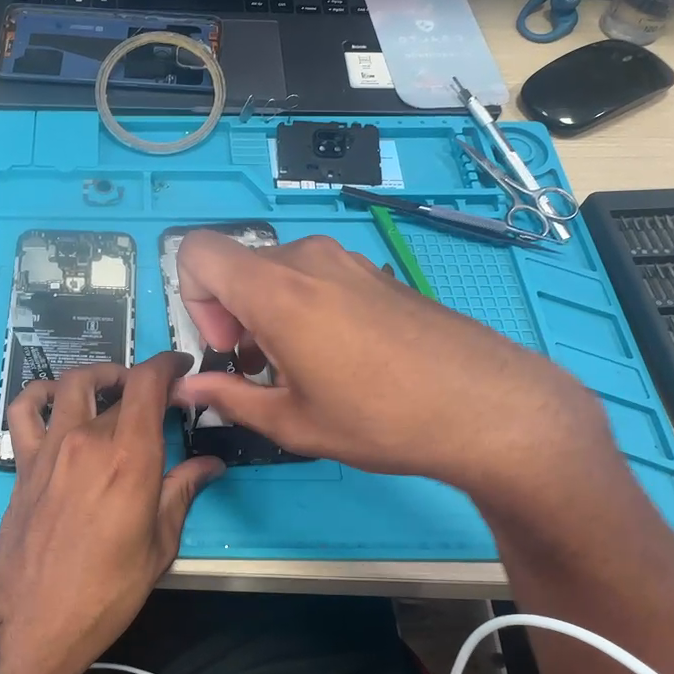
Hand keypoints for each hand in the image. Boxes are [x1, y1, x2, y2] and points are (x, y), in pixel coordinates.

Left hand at [0, 353, 224, 673]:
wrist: (35, 617)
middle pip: (116, 386)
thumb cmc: (108, 589)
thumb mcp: (160, 544)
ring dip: (97, 377)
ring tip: (111, 389)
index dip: (167, 365)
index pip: (148, 383)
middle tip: (155, 398)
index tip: (181, 368)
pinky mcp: (25, 462)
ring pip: (72, 384)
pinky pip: (25, 411)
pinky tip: (56, 402)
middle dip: (141, 382)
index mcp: (131, 457)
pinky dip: (40, 394)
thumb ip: (182, 492)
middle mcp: (88, 439)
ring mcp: (50, 447)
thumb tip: (210, 465)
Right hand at [169, 231, 614, 501]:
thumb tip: (186, 390)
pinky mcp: (375, 274)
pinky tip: (338, 359)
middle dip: (231, 315)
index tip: (227, 345)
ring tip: (300, 370)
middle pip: (237, 266)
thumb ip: (228, 398)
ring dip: (267, 313)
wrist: (487, 407)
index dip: (193, 297)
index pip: (197, 251)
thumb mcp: (292, 422)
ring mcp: (347, 262)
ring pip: (277, 273)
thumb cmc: (380, 418)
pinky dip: (303, 308)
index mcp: (275, 289)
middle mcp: (307, 260)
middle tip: (260, 370)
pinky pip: (315, 277)